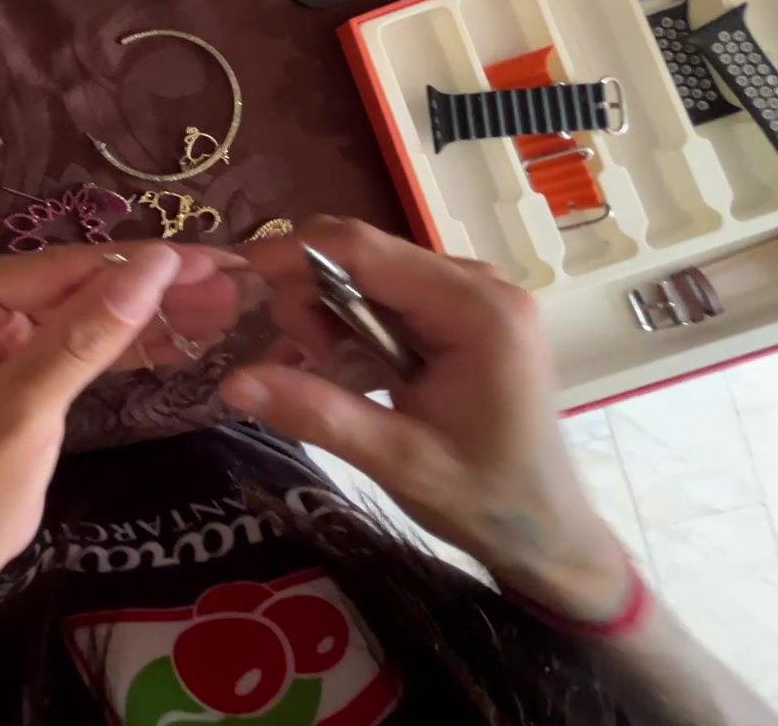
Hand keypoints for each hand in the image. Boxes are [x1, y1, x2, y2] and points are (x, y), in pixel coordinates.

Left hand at [0, 242, 245, 630]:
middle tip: (234, 284)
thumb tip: (156, 265)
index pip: (62, 267)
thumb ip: (89, 335)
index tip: (217, 259)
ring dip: (151, 315)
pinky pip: (80, 345)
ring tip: (226, 307)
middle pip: (79, 285)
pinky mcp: (18, 364)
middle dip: (155, 289)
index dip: (142, 263)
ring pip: (87, 313)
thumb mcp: (28, 410)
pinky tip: (185, 341)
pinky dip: (129, 346)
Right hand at [220, 217, 631, 621]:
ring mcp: (461, 291)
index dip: (290, 253)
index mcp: (476, 309)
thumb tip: (231, 382)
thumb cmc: (486, 498)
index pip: (361, 248)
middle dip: (307, 298)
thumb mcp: (396, 461)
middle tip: (305, 363)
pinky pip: (369, 292)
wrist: (546, 530)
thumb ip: (316, 414)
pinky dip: (338, 324)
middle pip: (352, 254)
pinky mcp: (447, 307)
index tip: (236, 278)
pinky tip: (340, 369)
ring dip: (320, 315)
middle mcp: (472, 282)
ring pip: (353, 271)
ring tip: (329, 375)